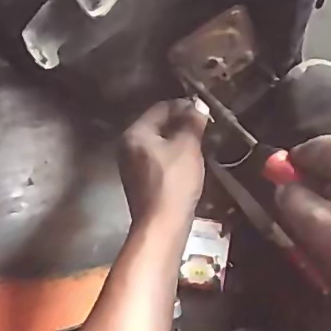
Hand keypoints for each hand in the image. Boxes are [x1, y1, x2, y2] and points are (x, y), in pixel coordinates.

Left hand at [118, 99, 208, 222]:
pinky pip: (157, 161)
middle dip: (180, 124)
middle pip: (156, 126)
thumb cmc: (174, 181)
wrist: (162, 224)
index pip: (160, 108)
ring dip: (177, 141)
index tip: (203, 110)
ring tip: (199, 143)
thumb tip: (198, 106)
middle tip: (203, 126)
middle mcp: (127, 147)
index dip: (183, 106)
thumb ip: (192, 123)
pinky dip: (172, 157)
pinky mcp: (139, 183)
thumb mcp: (188, 147)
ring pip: (157, 144)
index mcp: (135, 133)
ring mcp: (131, 166)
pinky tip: (188, 162)